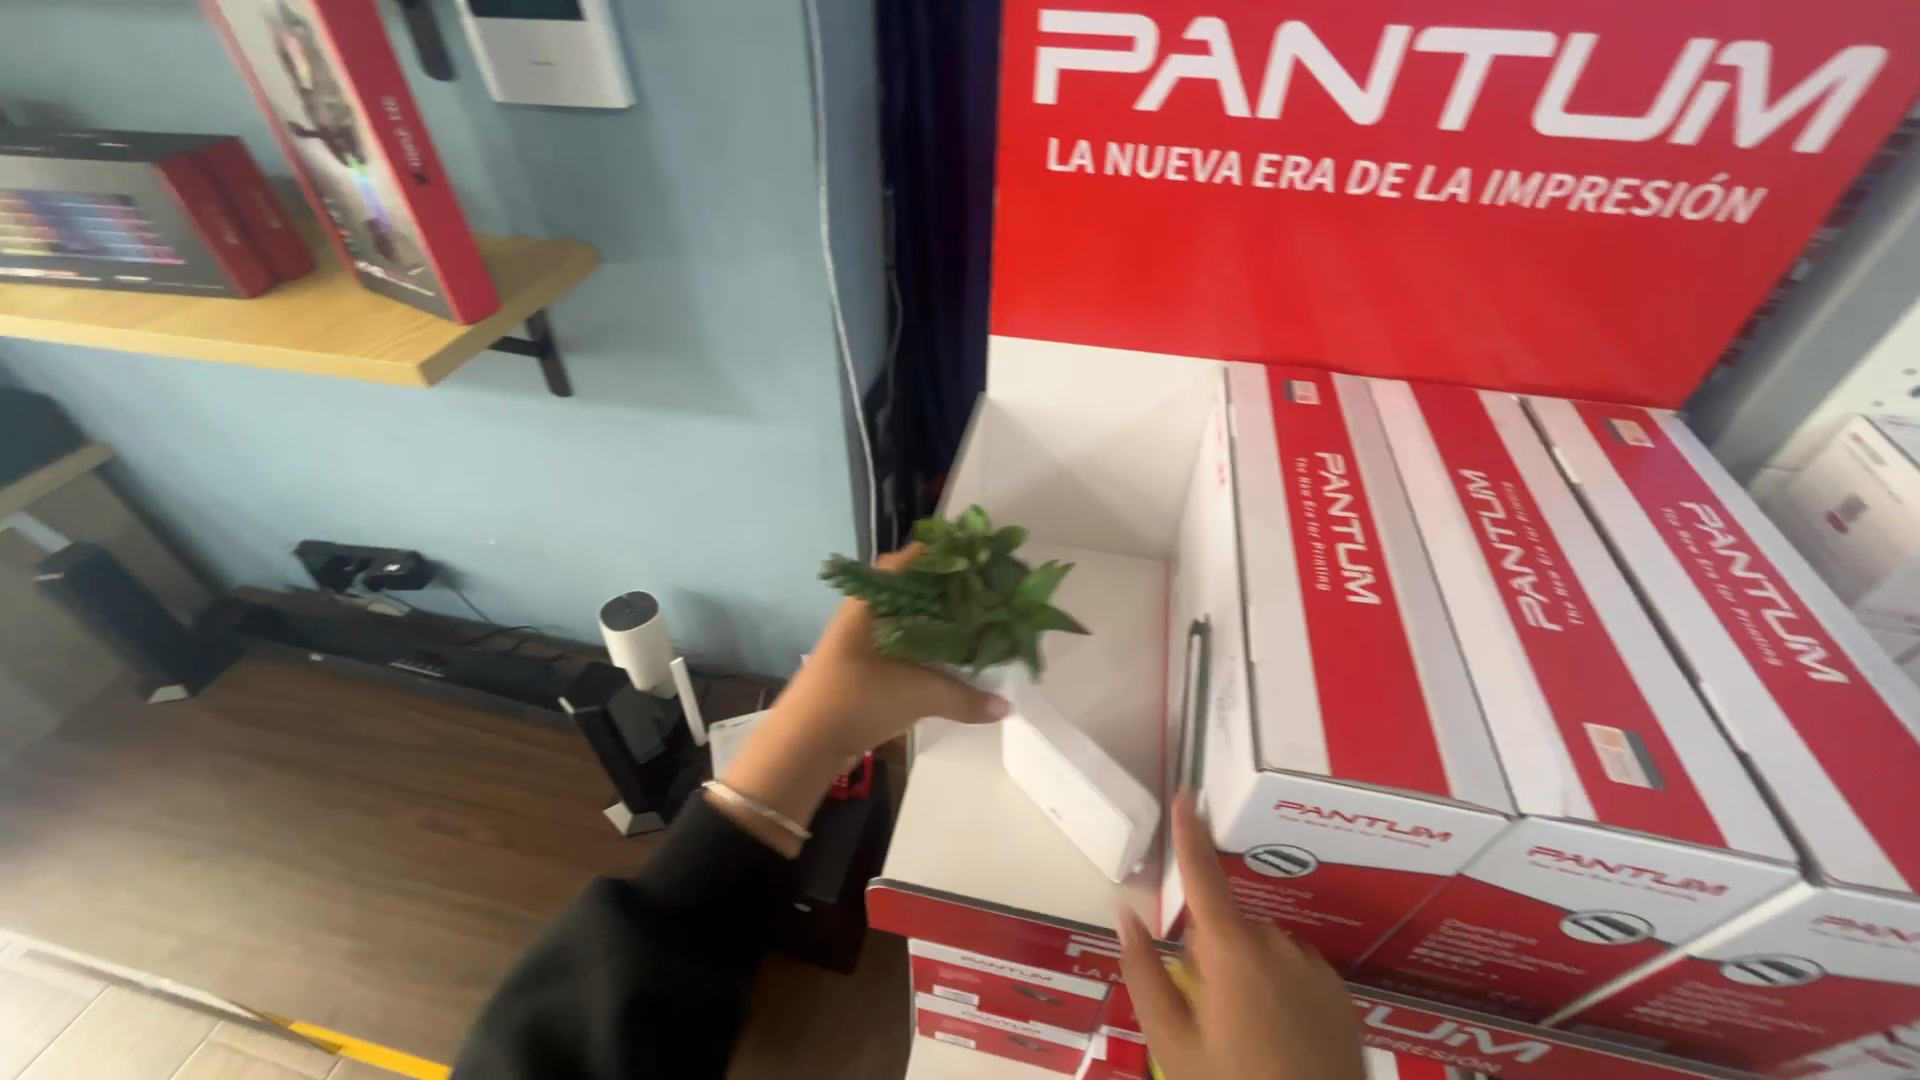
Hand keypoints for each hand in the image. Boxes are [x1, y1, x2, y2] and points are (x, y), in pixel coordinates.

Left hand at [776, 544, 1010, 759]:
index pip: (913, 560)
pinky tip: (955, 662)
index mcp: (874, 600)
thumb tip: (1006, 707)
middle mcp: (869, 612)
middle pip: (916, 591)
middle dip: (952, 594)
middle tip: (991, 598)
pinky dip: (929, 651)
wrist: (805, 743)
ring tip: (981, 627)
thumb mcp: (918, 693)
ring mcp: (866, 641)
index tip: (983, 562)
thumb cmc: (857, 698)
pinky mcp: (866, 669)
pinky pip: (905, 648)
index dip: (947, 556)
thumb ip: (965, 697)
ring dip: (941, 625)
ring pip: (911, 621)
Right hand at [1117, 793, 1366, 1079]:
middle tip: (1204, 1013)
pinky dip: (1278, 987)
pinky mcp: (1340, 992)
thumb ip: (1144, 970)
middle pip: (1226, 924)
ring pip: (1259, 948)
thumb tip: (1126, 913)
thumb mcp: (1171, 1041)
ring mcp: (1313, 967)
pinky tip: (1280, 1038)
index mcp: (1231, 951)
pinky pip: (1292, 969)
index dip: (1190, 832)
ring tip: (1245, 1035)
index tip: (1186, 792)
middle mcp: (1276, 944)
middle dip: (1208, 951)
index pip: (1203, 876)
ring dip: (1244, 971)